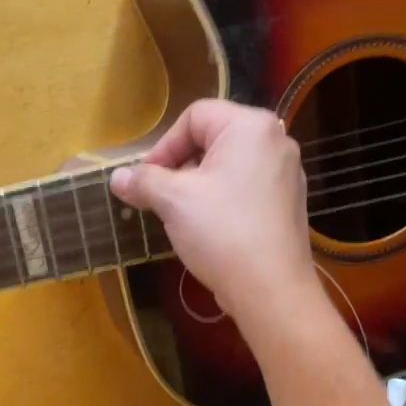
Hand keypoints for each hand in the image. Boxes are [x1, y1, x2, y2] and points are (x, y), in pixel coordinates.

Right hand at [109, 100, 318, 330]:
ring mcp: (286, 174)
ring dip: (198, 186)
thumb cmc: (222, 232)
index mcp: (250, 127)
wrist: (270, 289)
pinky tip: (210, 231)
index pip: (195, 116)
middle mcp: (275, 140)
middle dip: (180, 167)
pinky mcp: (287, 204)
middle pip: (213, 140)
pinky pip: (245, 189)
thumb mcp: (174, 202)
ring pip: (228, 167)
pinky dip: (222, 201)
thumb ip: (144, 182)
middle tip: (161, 199)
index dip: (164, 146)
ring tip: (182, 217)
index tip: (146, 180)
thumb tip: (117, 177)